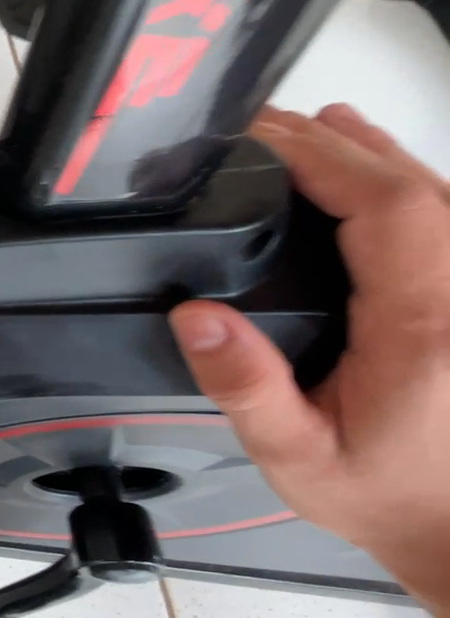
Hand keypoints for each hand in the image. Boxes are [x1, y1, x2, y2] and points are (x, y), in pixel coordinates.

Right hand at [168, 104, 449, 617]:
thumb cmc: (385, 495)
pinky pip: (448, 225)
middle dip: (336, 144)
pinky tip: (376, 171)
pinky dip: (406, 185)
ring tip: (315, 125)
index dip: (325, 157)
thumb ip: (243, 384)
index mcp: (426, 326)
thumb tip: (194, 315)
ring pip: (443, 200)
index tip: (260, 134)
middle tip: (262, 122)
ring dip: (375, 154)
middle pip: (418, 188)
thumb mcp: (293, 453)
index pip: (389, 207)